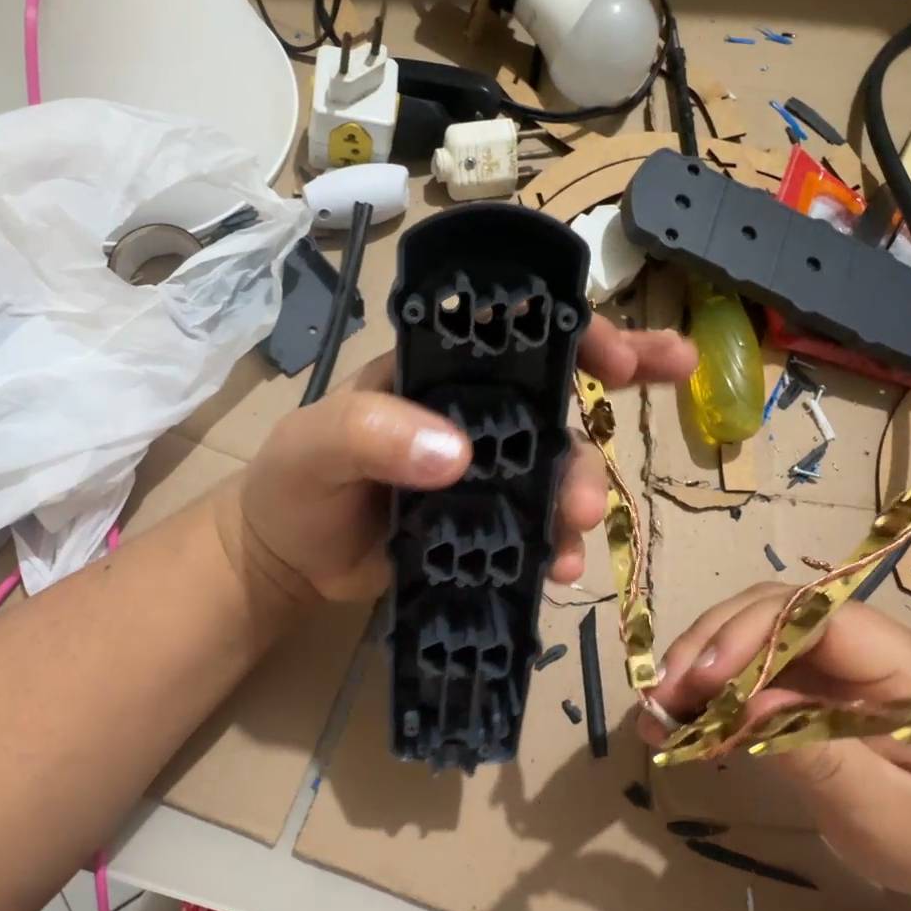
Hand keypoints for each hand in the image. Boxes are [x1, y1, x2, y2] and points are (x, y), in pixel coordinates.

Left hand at [219, 316, 695, 604]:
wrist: (286, 559)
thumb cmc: (295, 482)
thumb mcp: (318, 443)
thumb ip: (373, 433)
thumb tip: (459, 455)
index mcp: (442, 374)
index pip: (521, 338)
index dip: (581, 338)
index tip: (625, 361)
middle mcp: (476, 418)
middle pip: (558, 411)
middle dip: (597, 436)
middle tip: (601, 479)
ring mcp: (486, 477)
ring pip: (557, 477)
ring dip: (581, 500)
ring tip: (577, 533)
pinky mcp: (487, 529)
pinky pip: (539, 533)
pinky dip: (559, 549)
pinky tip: (560, 572)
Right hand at [644, 584, 910, 901]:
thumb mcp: (886, 818)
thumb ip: (822, 758)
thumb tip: (745, 704)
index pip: (823, 616)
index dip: (752, 632)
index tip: (699, 680)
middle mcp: (869, 650)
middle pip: (776, 611)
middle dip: (710, 644)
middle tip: (660, 698)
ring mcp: (834, 665)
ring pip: (750, 631)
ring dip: (696, 664)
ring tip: (655, 712)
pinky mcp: (806, 684)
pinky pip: (746, 668)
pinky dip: (703, 689)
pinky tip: (673, 718)